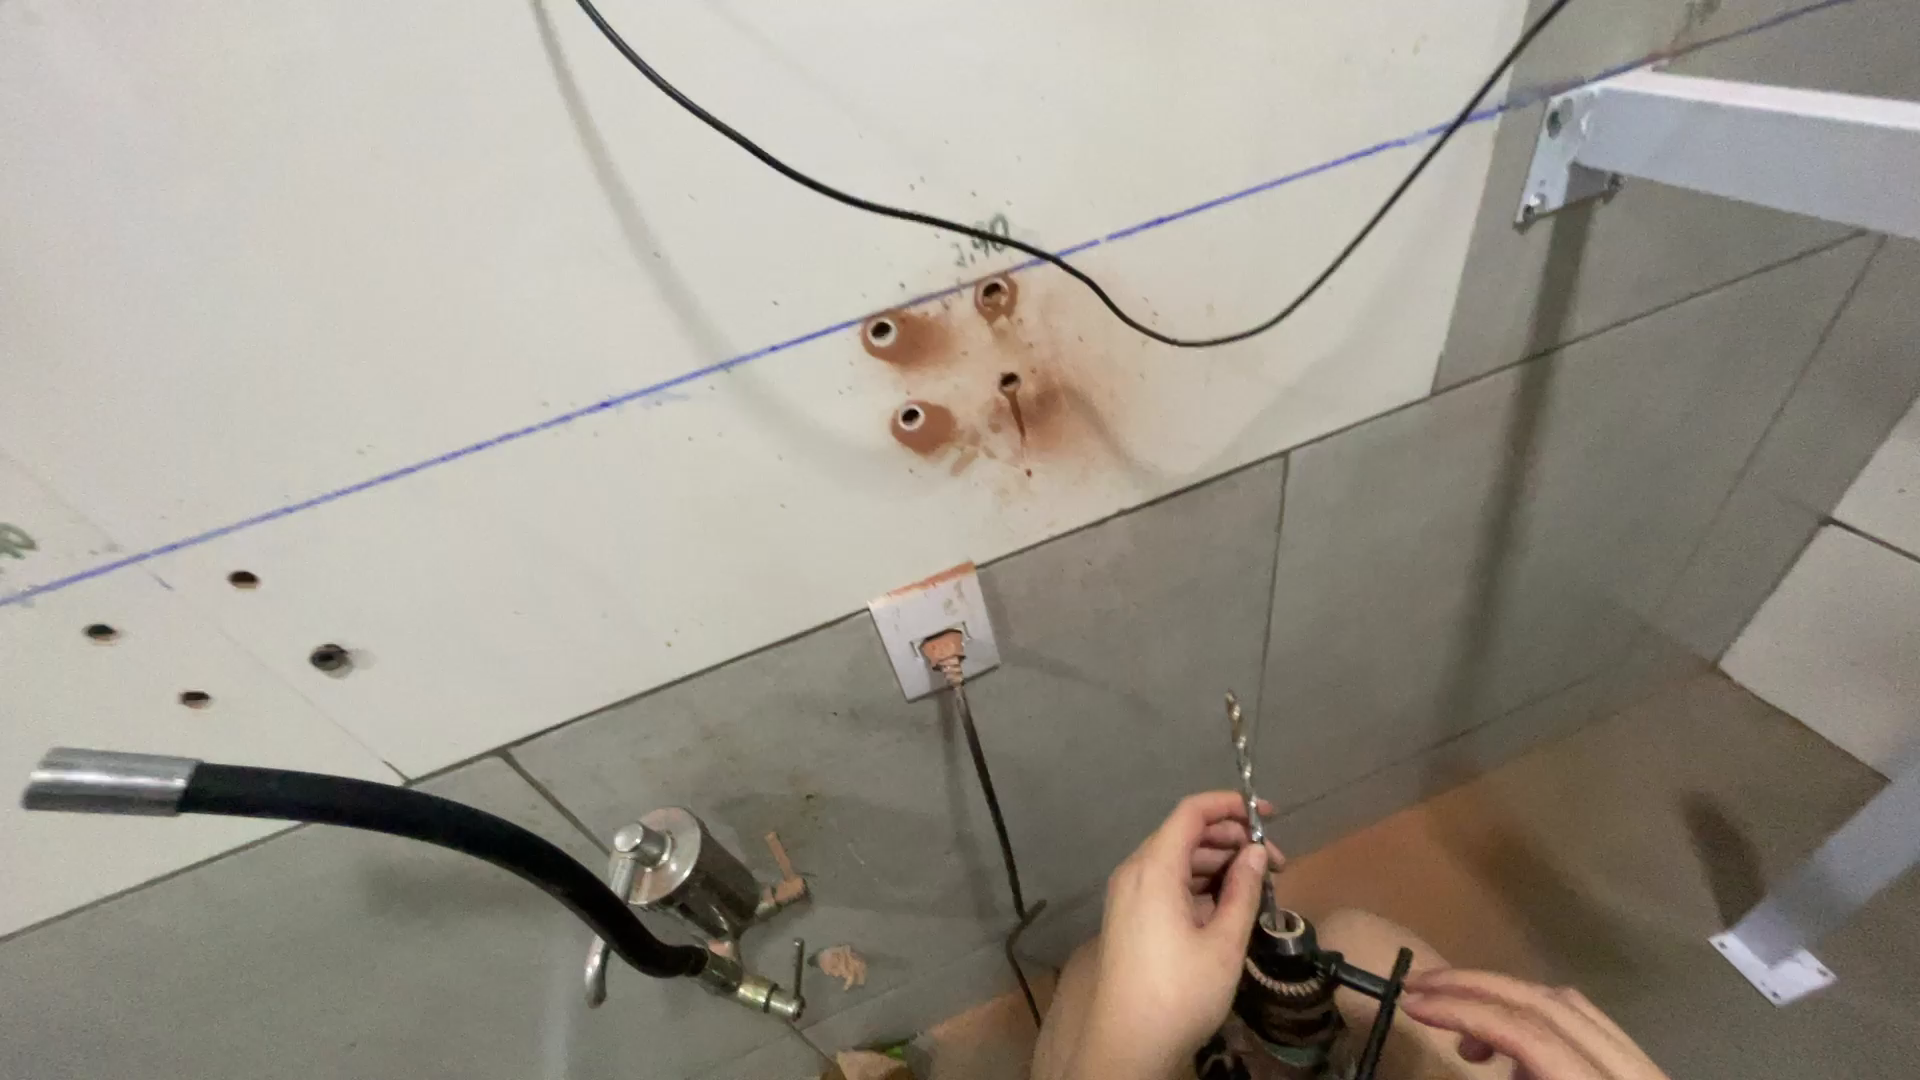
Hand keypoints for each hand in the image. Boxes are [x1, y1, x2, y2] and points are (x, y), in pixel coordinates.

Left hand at [1070, 792, 1284, 1079]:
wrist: (1126, 1040)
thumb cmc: (1179, 991)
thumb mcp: (1223, 944)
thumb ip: (1242, 891)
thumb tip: (1257, 853)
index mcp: (1154, 866)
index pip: (1191, 812)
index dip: (1230, 805)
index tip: (1268, 815)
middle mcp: (1135, 868)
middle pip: (1185, 834)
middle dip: (1232, 839)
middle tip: (1277, 863)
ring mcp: (1128, 890)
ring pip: (1177, 858)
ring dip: (1218, 862)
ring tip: (1259, 884)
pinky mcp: (1129, 911)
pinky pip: (1166, 880)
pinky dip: (1198, 881)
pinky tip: (1228, 903)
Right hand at [1399, 969, 1670, 1079]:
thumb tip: (1467, 1057)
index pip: (1530, 1034)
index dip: (1464, 1010)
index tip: (1410, 1006)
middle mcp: (1638, 1079)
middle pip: (1545, 1002)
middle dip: (1472, 987)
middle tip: (1417, 990)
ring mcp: (1651, 1076)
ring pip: (1568, 1006)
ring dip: (1502, 1003)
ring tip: (1464, 1038)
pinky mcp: (1647, 1079)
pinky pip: (1589, 1029)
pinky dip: (1537, 1023)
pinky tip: (1514, 1060)